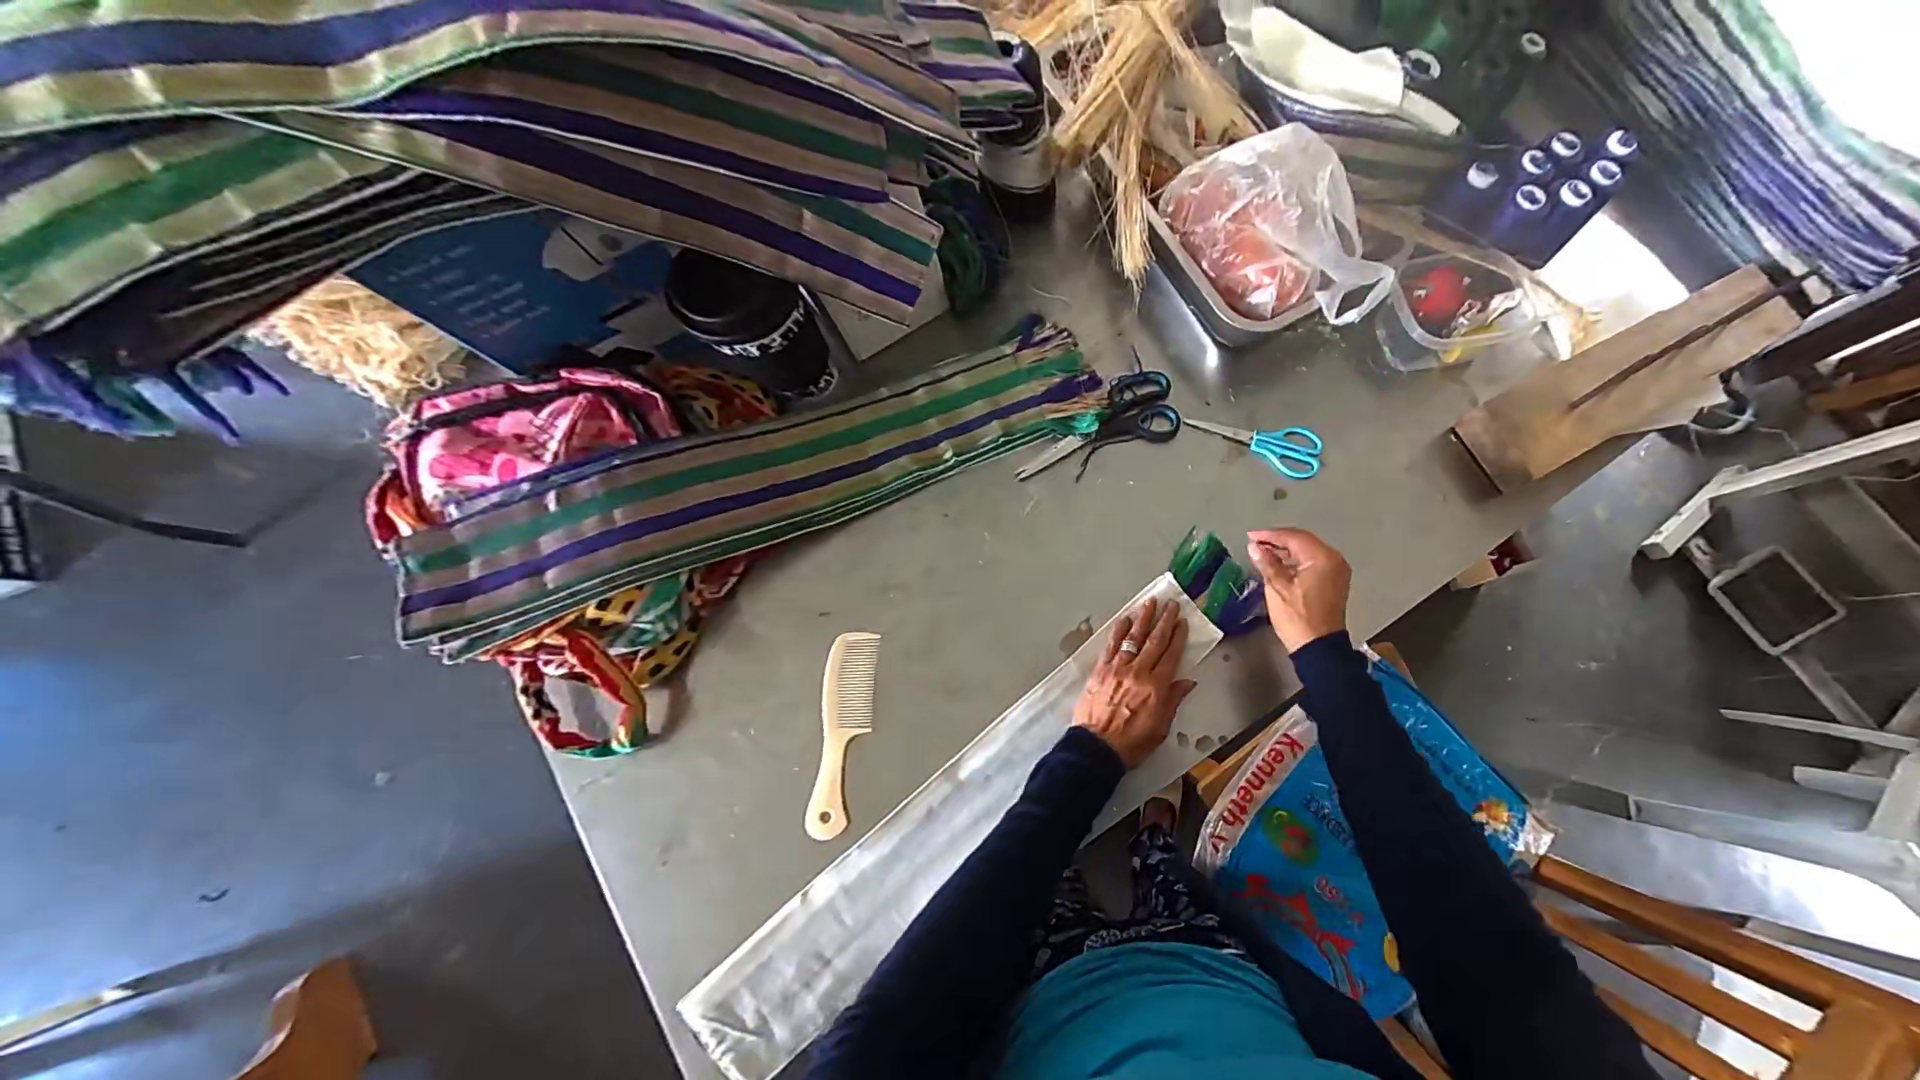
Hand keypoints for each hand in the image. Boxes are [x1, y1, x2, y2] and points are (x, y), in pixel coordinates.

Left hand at [1072, 597, 1197, 768]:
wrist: (1098, 747)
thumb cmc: (1131, 742)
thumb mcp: (1161, 727)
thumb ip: (1173, 700)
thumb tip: (1185, 683)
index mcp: (1156, 687)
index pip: (1171, 655)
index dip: (1178, 637)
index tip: (1182, 623)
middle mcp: (1138, 673)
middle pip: (1154, 641)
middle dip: (1164, 621)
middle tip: (1170, 605)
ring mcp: (1117, 669)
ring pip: (1132, 638)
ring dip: (1142, 619)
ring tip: (1149, 604)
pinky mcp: (1100, 671)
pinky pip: (1111, 646)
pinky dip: (1118, 632)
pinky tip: (1123, 620)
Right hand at [1246, 527, 1351, 652]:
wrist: (1318, 646)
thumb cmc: (1297, 616)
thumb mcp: (1277, 588)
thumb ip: (1267, 563)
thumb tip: (1255, 547)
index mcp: (1322, 558)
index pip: (1294, 537)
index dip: (1270, 535)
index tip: (1251, 537)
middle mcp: (1334, 560)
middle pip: (1303, 541)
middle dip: (1279, 540)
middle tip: (1256, 542)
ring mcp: (1337, 570)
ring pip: (1308, 551)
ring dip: (1287, 550)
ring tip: (1264, 552)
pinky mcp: (1334, 581)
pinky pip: (1313, 561)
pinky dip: (1296, 560)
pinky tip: (1280, 564)